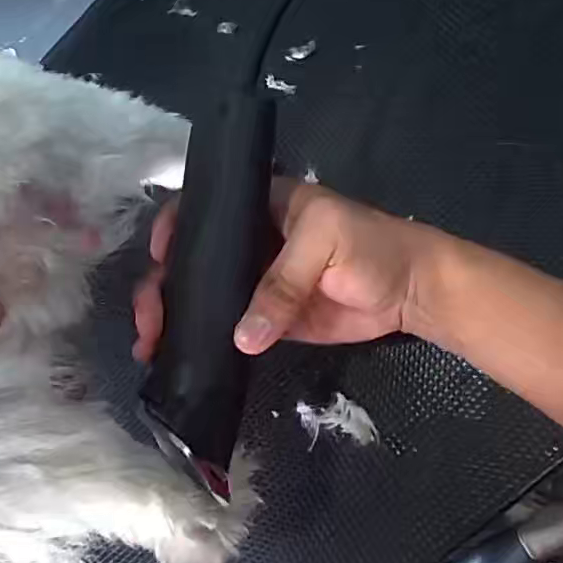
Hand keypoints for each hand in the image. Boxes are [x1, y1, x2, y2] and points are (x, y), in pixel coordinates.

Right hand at [132, 180, 435, 360]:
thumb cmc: (373, 246)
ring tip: (153, 343)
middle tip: (151, 319)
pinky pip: (231, 327)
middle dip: (165, 283)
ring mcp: (259, 282)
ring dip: (177, 315)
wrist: (411, 289)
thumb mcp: (326, 243)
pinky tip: (181, 355)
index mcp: (263, 207)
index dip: (175, 227)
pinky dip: (207, 340)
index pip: (206, 209)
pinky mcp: (271, 318)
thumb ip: (283, 283)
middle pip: (195, 258)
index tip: (159, 258)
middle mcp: (252, 242)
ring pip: (206, 296)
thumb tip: (242, 336)